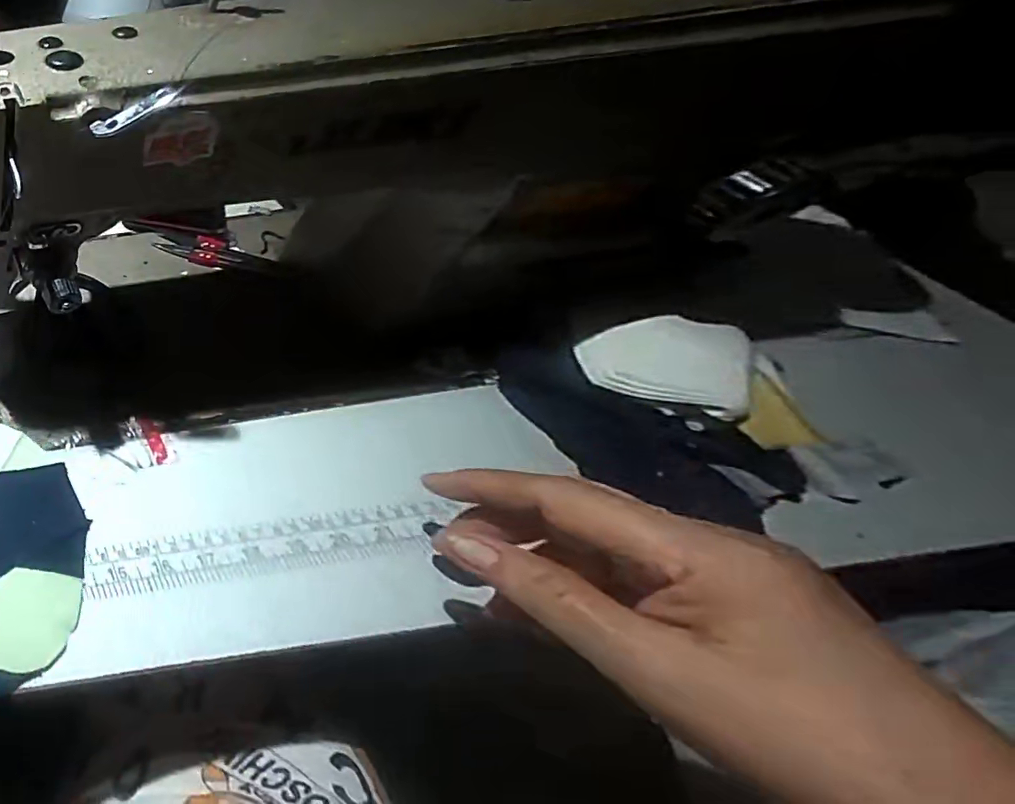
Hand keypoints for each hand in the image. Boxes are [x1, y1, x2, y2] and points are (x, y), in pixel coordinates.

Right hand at [424, 469, 1014, 803]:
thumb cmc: (791, 735)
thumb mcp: (649, 666)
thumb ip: (546, 596)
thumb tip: (458, 541)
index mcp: (695, 543)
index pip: (567, 493)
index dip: (490, 484)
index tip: (429, 482)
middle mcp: (712, 542)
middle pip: (588, 516)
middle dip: (513, 524)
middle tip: (454, 547)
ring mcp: (734, 575)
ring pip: (614, 553)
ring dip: (548, 565)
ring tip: (494, 592)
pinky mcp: (747, 609)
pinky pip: (645, 585)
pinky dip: (591, 594)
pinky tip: (559, 616)